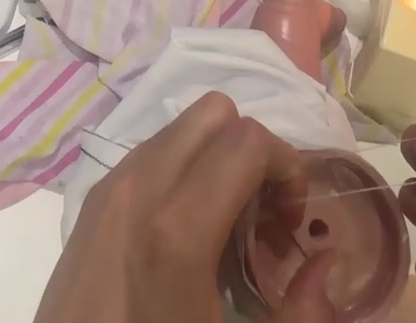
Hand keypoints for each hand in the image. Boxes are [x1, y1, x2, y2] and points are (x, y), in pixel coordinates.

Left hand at [34, 92, 333, 322]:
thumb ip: (301, 313)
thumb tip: (325, 261)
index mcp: (176, 228)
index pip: (247, 138)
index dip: (287, 167)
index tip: (292, 221)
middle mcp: (139, 187)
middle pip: (214, 113)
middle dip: (253, 153)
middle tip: (266, 215)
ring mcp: (109, 186)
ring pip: (180, 125)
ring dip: (217, 158)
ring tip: (228, 226)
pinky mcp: (90, 198)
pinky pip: (150, 149)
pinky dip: (183, 168)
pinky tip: (186, 231)